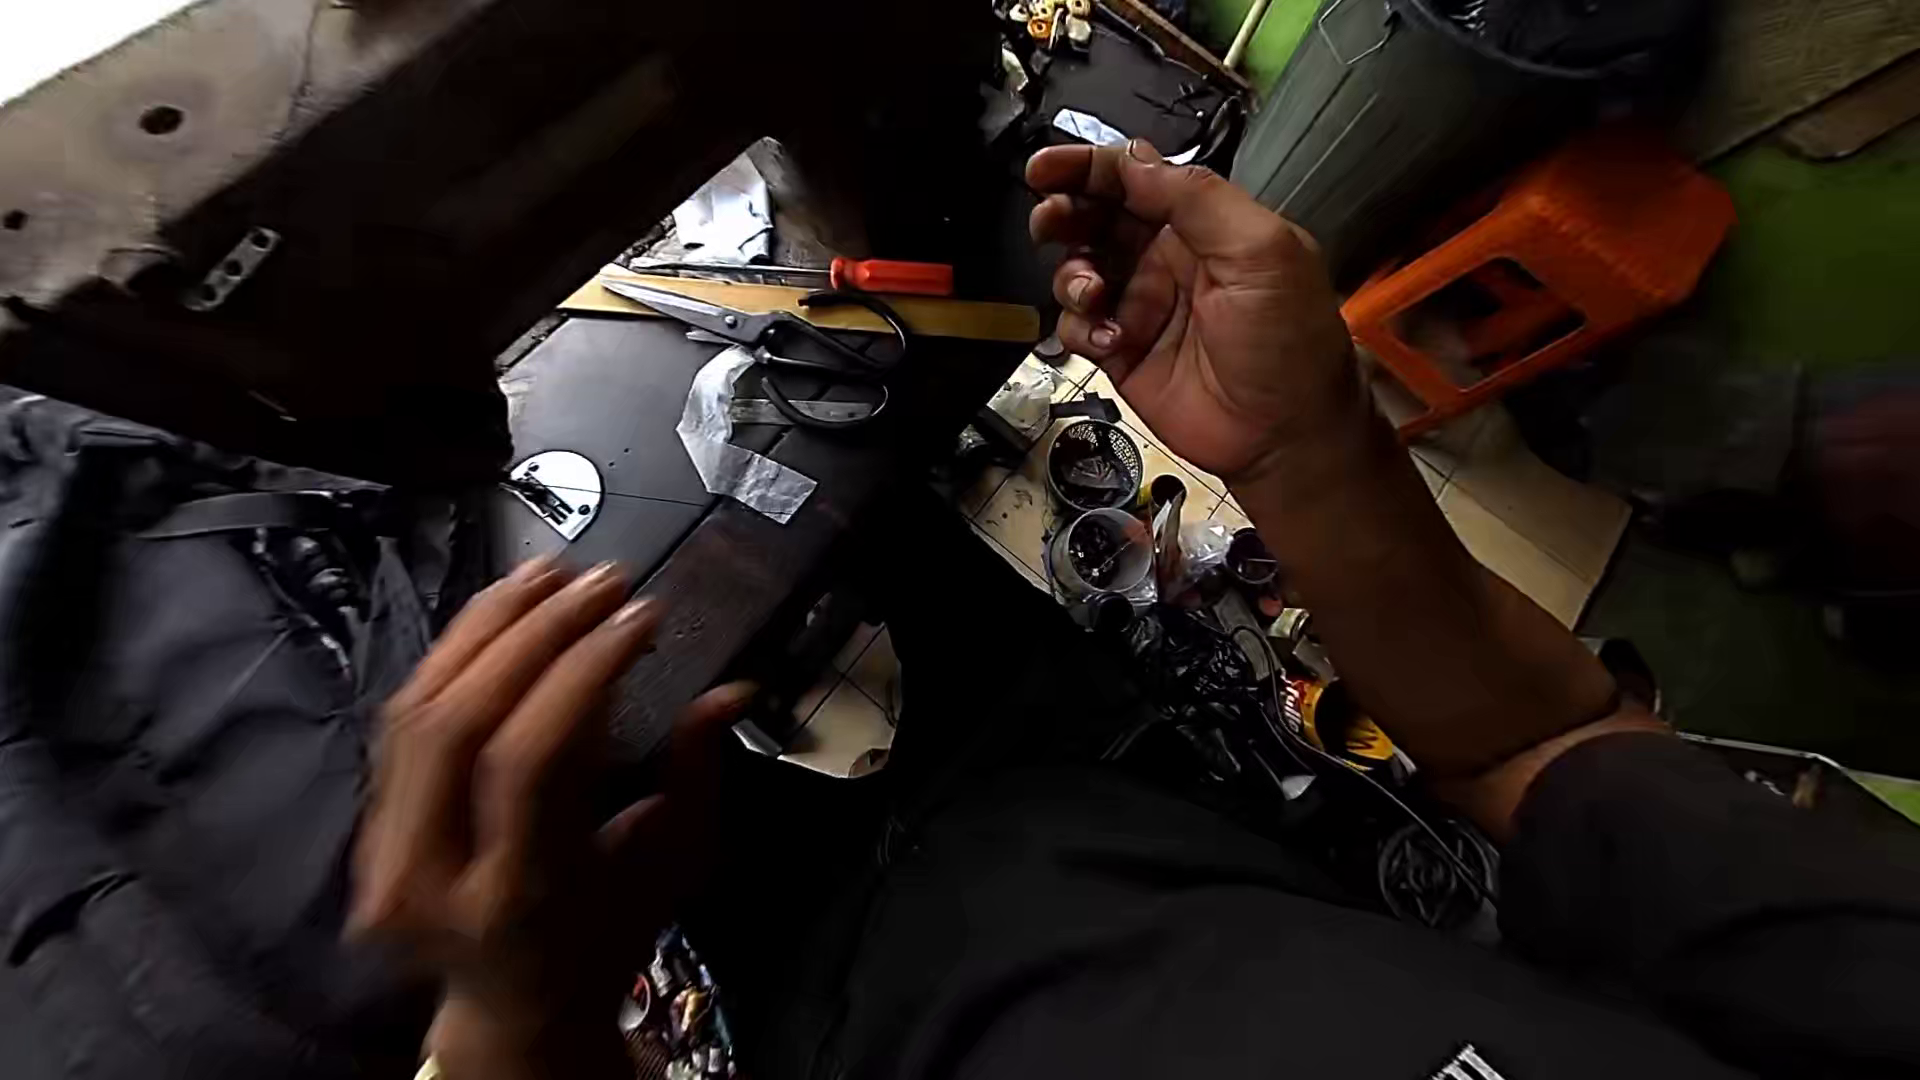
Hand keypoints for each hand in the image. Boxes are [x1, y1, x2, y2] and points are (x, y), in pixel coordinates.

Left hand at [350, 557, 752, 1079]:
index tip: (642, 614)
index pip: (535, 755)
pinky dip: (458, 650)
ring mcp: (384, 852)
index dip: (588, 668)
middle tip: (605, 582)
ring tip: (552, 572)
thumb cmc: (615, 928)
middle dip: (540, 631)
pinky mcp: (371, 827)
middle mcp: (433, 874)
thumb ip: (697, 766)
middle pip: (463, 721)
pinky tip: (506, 606)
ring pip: (418, 710)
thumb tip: (732, 690)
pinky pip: (405, 718)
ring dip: (491, 625)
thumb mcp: (678, 855)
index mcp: (524, 889)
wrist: (519, 1001)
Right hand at [1028, 140, 1356, 480]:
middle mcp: (1161, 262)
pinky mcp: (1119, 355)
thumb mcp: (1259, 251)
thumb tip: (1133, 163)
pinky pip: (1079, 330)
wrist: (1278, 431)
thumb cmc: (1284, 338)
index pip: (1134, 182)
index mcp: (1198, 227)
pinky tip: (1111, 343)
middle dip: (1064, 216)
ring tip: (1094, 294)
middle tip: (1047, 222)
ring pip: (1078, 276)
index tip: (1044, 168)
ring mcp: (1137, 310)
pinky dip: (1083, 330)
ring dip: (1072, 277)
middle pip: (1095, 224)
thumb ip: (1196, 201)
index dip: (1088, 169)